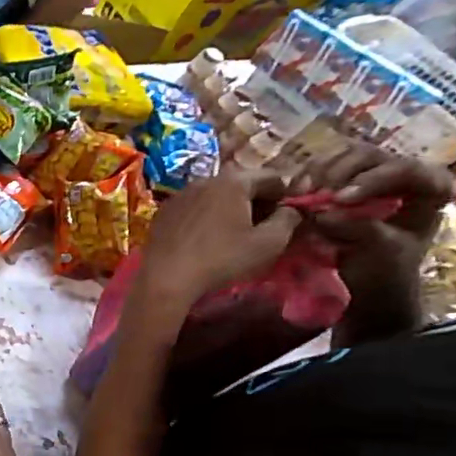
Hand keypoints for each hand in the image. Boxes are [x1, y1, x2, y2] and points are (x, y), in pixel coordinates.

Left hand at [135, 171, 301, 305]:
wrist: (166, 277)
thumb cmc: (221, 258)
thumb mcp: (267, 243)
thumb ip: (288, 220)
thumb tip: (291, 209)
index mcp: (233, 181)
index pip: (272, 178)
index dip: (285, 196)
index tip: (287, 218)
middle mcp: (205, 180)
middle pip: (241, 184)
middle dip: (256, 202)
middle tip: (262, 228)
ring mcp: (180, 194)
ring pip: (215, 195)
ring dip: (230, 209)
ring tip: (234, 235)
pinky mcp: (164, 211)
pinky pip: (194, 208)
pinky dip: (206, 217)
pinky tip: (205, 239)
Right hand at [291, 144, 453, 330]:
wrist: (366, 286)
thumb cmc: (385, 271)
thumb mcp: (381, 253)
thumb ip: (357, 228)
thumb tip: (321, 212)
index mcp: (429, 190)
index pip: (406, 170)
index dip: (373, 179)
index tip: (340, 199)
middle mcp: (401, 177)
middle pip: (371, 156)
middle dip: (341, 172)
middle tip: (315, 193)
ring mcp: (369, 176)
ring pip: (344, 156)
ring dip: (319, 171)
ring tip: (300, 192)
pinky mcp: (342, 182)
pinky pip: (323, 167)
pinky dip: (306, 176)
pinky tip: (294, 191)